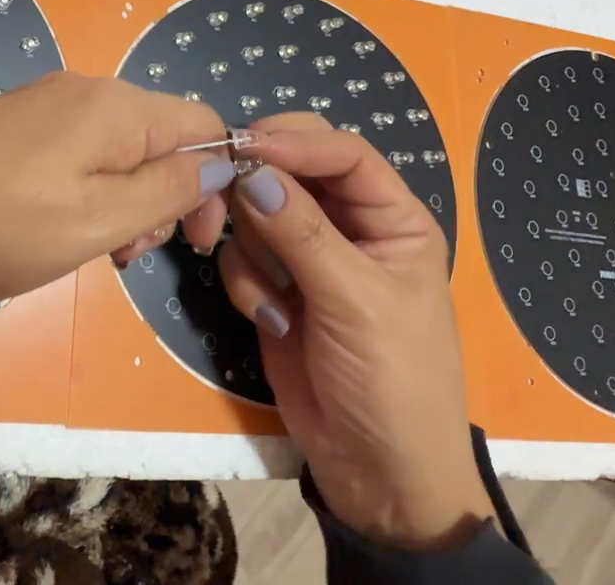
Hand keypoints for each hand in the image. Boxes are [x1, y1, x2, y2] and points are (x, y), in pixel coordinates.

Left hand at [0, 72, 233, 301]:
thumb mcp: (98, 220)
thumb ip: (168, 189)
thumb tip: (220, 161)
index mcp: (118, 105)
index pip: (205, 124)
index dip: (216, 182)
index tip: (194, 243)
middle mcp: (86, 90)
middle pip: (161, 136)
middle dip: (164, 196)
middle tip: (129, 256)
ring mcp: (44, 104)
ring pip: (117, 148)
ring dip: (124, 200)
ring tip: (95, 252)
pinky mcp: (13, 124)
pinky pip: (76, 152)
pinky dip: (85, 191)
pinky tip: (57, 228)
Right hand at [217, 114, 492, 551]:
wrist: (375, 471)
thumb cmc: (392, 381)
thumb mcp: (356, 303)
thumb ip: (302, 233)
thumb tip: (251, 172)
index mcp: (392, 218)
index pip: (343, 153)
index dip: (296, 142)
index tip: (243, 147)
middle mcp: (348, 226)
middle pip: (291, 170)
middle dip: (258, 186)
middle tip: (222, 198)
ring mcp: (306, 256)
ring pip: (256, 211)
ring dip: (254, 250)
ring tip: (274, 299)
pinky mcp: (273, 285)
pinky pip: (241, 255)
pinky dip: (247, 284)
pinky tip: (274, 322)